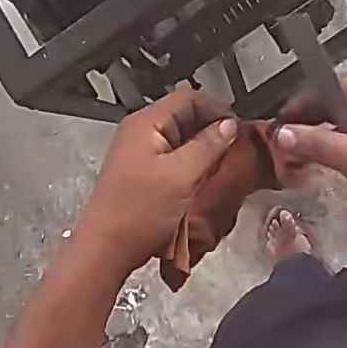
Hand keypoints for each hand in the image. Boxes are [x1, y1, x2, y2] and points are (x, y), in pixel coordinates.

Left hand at [72, 86, 238, 277]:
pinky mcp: (142, 173)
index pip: (189, 98)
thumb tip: (230, 125)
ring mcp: (140, 152)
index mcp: (146, 123)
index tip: (240, 129)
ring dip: (204, 150)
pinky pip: (173, 158)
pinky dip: (191, 165)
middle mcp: (140, 132)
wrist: (106, 250)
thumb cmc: (138, 212)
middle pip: (185, 116)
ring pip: (181, 139)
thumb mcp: (181, 175)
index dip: (218, 109)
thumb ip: (208, 145)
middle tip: (234, 150)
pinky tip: (203, 180)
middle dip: (212, 130)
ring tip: (222, 166)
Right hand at [274, 78, 346, 239]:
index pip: (333, 86)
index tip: (284, 116)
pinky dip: (335, 151)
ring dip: (321, 136)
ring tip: (299, 150)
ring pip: (345, 127)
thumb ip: (314, 142)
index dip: (305, 98)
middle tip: (287, 134)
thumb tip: (282, 133)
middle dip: (310, 118)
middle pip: (337, 106)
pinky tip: (324, 164)